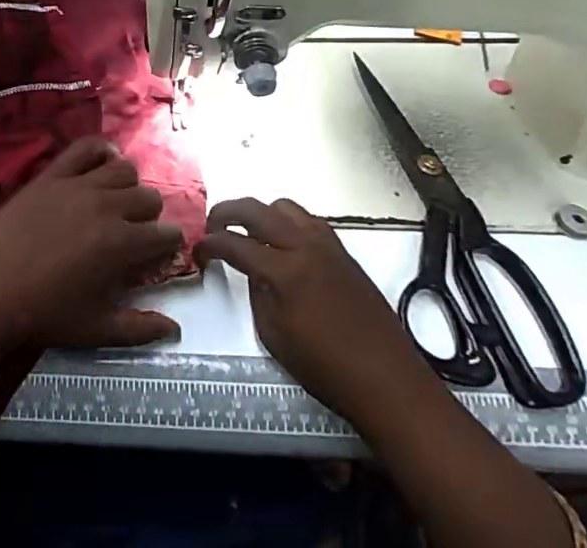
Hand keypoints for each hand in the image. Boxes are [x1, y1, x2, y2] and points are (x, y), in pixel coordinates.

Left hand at [0, 138, 184, 351]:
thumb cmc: (42, 314)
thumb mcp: (95, 329)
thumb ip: (140, 328)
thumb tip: (175, 328)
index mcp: (121, 244)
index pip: (167, 233)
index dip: (168, 245)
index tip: (158, 255)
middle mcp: (107, 207)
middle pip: (149, 197)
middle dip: (150, 216)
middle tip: (133, 233)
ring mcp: (78, 185)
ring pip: (124, 169)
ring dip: (128, 186)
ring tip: (115, 203)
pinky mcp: (52, 174)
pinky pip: (86, 147)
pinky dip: (100, 151)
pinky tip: (100, 166)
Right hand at [199, 198, 420, 417]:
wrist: (387, 380)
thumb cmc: (326, 368)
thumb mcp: (274, 335)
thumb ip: (257, 294)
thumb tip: (253, 272)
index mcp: (285, 271)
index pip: (235, 244)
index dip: (210, 244)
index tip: (199, 250)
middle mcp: (306, 246)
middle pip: (257, 209)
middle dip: (227, 212)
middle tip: (213, 226)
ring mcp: (329, 246)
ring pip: (285, 207)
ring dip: (261, 214)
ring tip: (249, 233)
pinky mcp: (344, 253)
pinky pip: (308, 221)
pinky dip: (287, 223)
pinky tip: (283, 244)